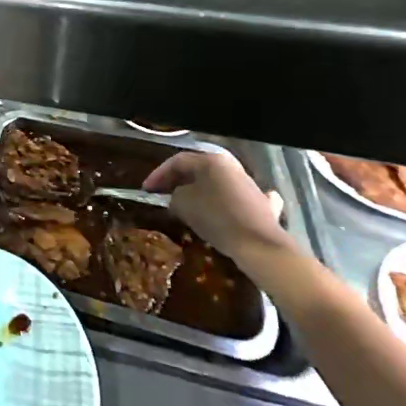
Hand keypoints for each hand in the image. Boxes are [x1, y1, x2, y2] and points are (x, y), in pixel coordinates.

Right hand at [143, 149, 293, 260]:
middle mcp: (230, 166)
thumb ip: (175, 195)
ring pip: (215, 183)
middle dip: (178, 181)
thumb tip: (178, 197)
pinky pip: (235, 198)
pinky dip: (225, 201)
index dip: (158, 174)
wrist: (259, 245)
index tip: (146, 189)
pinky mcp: (259, 203)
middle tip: (162, 194)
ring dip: (198, 191)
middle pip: (197, 170)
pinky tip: (224, 209)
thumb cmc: (217, 218)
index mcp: (211, 160)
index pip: (177, 161)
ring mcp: (247, 183)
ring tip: (185, 205)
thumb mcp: (184, 204)